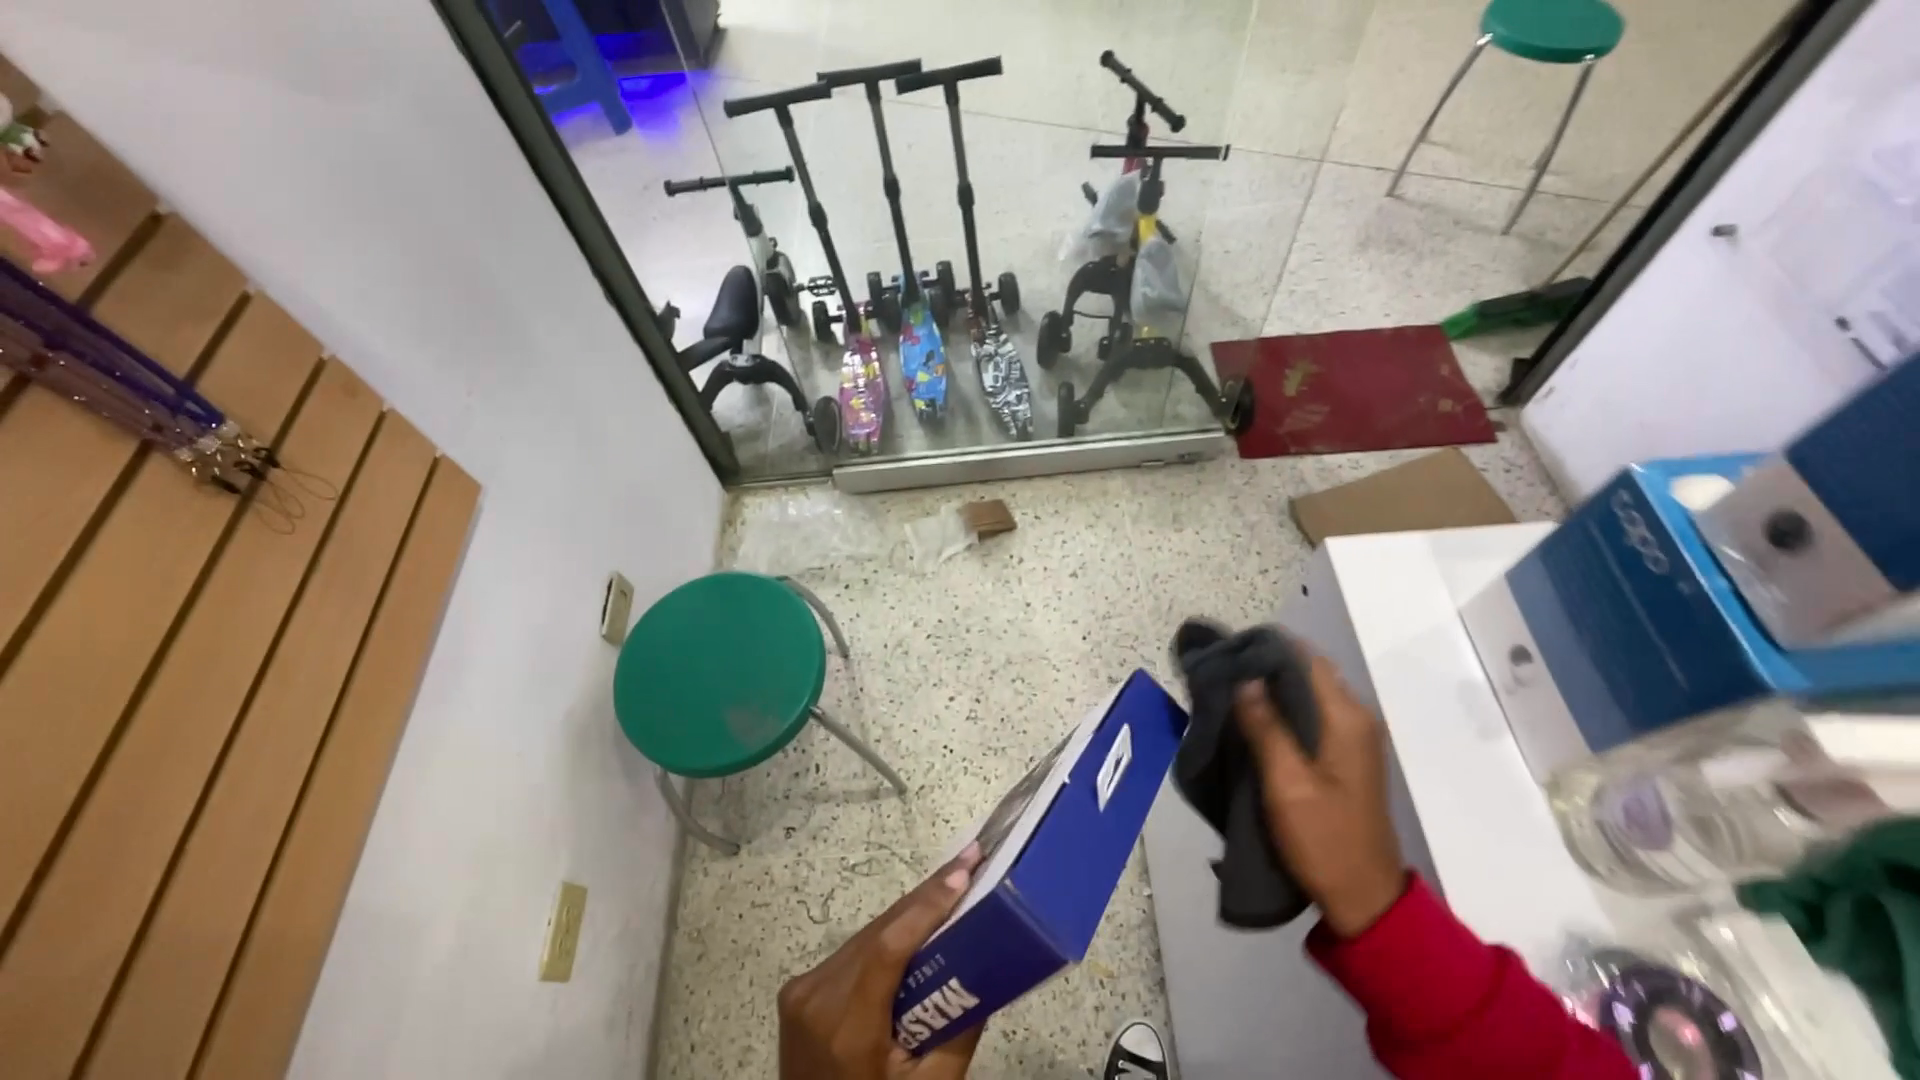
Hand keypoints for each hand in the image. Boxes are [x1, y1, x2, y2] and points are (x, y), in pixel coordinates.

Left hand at [778, 843, 986, 1079]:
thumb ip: (959, 1032)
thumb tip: (987, 968)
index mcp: (849, 1029)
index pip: (889, 949)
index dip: (926, 907)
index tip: (963, 874)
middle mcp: (818, 998)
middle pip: (881, 932)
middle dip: (928, 895)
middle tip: (970, 860)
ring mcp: (802, 991)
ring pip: (867, 936)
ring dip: (910, 912)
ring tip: (952, 882)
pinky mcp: (798, 989)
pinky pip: (851, 952)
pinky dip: (886, 936)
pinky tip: (916, 921)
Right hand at [1234, 655, 1405, 937]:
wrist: (1363, 896)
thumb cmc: (1324, 839)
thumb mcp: (1287, 784)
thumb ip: (1267, 728)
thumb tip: (1246, 678)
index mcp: (1346, 718)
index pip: (1306, 659)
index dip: (1266, 649)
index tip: (1225, 652)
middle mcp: (1356, 718)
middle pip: (1308, 673)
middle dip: (1264, 667)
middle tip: (1218, 672)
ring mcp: (1353, 738)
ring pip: (1308, 694)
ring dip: (1271, 689)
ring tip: (1227, 692)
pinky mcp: (1345, 756)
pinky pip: (1311, 715)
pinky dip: (1282, 710)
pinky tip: (1252, 720)